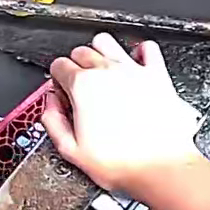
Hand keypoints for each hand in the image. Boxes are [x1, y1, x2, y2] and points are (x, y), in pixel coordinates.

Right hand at [42, 33, 203, 191]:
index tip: (63, 93)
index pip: (59, 65)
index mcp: (82, 86)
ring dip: (100, 52)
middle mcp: (107, 72)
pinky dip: (139, 51)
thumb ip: (52, 122)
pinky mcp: (157, 75)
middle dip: (75, 66)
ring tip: (101, 71)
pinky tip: (134, 64)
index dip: (57, 80)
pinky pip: (147, 48)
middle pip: (81, 51)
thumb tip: (50, 106)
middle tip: (79, 87)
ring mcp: (133, 70)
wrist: (160, 168)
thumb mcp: (71, 150)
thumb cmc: (122, 162)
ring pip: (107, 41)